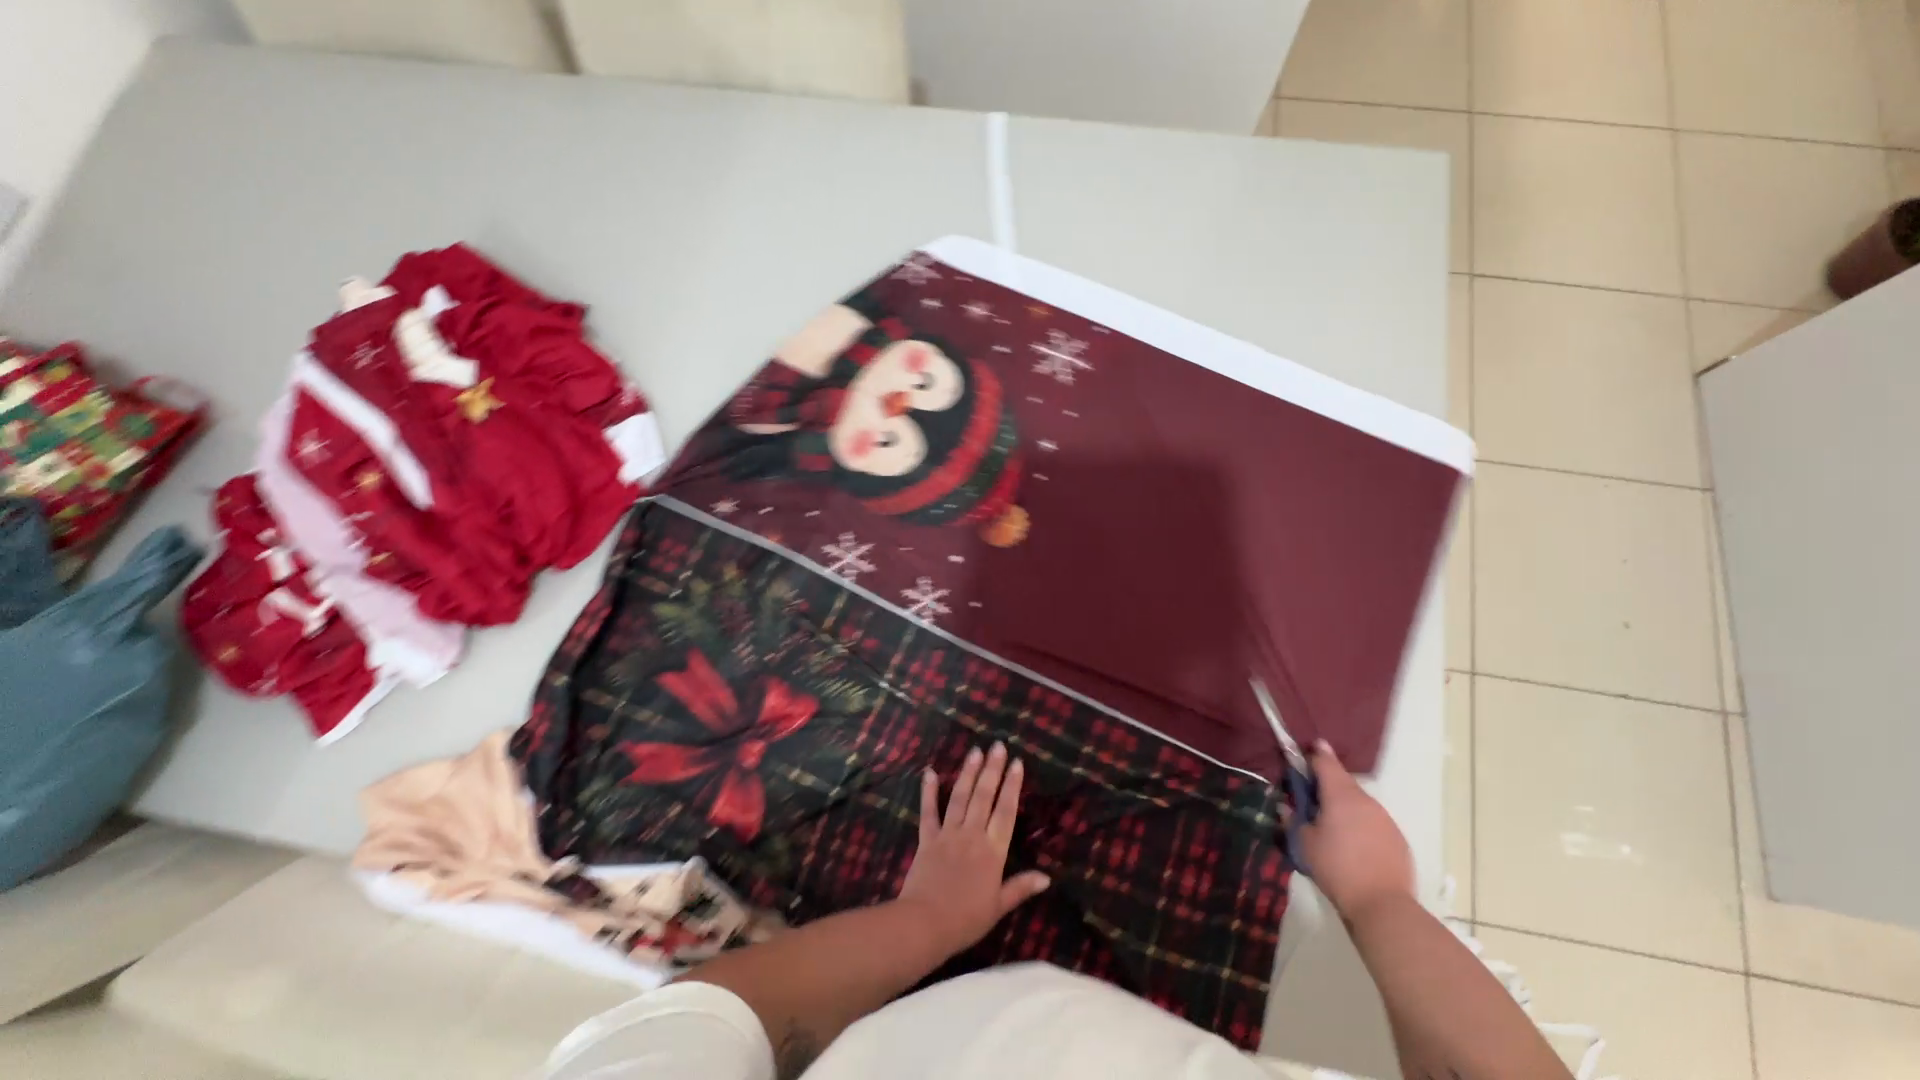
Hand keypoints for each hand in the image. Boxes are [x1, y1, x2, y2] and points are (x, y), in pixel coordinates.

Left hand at [896, 743, 1050, 956]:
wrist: (924, 923)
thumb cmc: (966, 919)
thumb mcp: (998, 906)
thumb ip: (1020, 888)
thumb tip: (1047, 877)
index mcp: (993, 851)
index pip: (1006, 811)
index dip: (1012, 786)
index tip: (1017, 763)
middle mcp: (971, 835)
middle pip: (983, 797)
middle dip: (992, 770)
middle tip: (998, 745)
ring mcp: (947, 835)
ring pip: (959, 798)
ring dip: (968, 773)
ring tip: (975, 751)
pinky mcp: (926, 840)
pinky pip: (928, 812)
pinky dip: (928, 792)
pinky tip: (929, 773)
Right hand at [1298, 740, 1415, 923]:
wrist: (1382, 904)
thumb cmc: (1336, 868)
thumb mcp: (1304, 844)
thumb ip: (1294, 820)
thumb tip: (1287, 807)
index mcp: (1341, 796)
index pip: (1326, 763)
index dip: (1315, 754)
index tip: (1308, 748)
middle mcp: (1366, 800)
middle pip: (1343, 783)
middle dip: (1327, 785)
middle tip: (1311, 798)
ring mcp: (1385, 819)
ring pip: (1359, 804)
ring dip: (1345, 808)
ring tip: (1332, 828)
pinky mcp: (1397, 838)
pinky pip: (1373, 823)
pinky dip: (1361, 826)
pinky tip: (1354, 847)